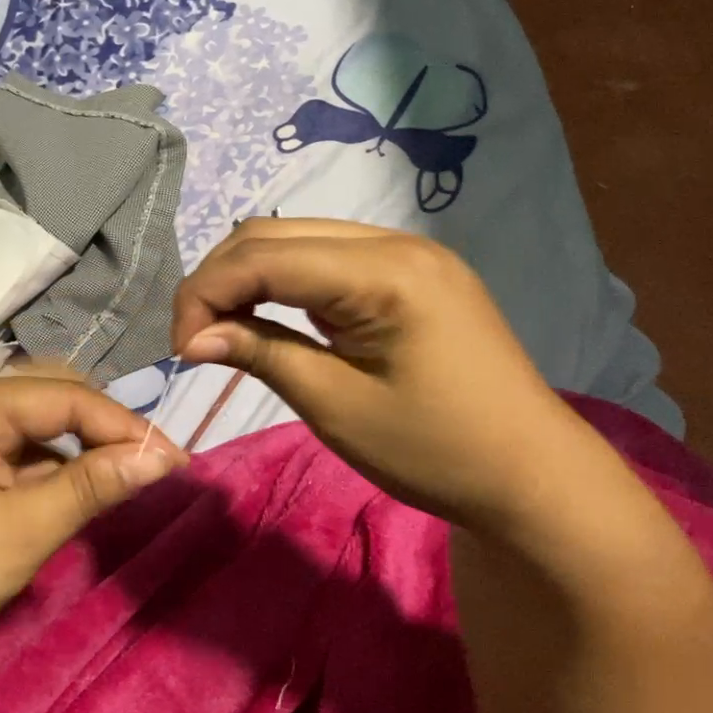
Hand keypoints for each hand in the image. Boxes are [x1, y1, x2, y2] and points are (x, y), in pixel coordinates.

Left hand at [0, 377, 186, 683]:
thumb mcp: (20, 533)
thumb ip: (91, 486)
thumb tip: (163, 453)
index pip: (66, 395)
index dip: (125, 425)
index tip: (178, 463)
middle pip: (48, 396)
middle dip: (100, 429)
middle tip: (148, 470)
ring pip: (30, 424)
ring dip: (73, 449)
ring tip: (115, 485)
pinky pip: (7, 448)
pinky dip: (42, 467)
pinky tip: (63, 495)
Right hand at [172, 217, 577, 528]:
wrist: (532, 477)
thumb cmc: (434, 449)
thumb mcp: (333, 404)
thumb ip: (258, 352)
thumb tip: (190, 339)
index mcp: (384, 272)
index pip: (263, 257)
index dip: (205, 294)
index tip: (180, 349)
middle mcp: (395, 243)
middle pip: (273, 234)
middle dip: (218, 280)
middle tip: (193, 339)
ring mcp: (407, 253)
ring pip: (294, 239)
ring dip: (246, 277)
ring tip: (221, 328)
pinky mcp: (409, 272)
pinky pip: (324, 258)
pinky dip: (281, 281)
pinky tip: (265, 315)